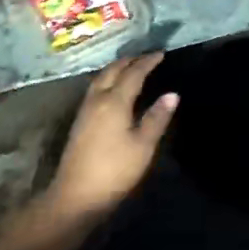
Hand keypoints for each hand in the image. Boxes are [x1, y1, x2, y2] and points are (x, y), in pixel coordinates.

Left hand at [48, 54, 178, 218]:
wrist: (76, 196)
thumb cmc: (115, 170)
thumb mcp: (143, 145)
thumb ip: (157, 117)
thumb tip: (172, 94)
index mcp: (114, 102)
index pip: (133, 74)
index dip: (147, 62)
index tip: (161, 54)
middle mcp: (96, 100)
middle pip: (111, 72)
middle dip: (129, 61)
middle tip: (146, 56)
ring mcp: (85, 111)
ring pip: (100, 79)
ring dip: (116, 69)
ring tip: (130, 67)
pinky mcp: (80, 122)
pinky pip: (95, 89)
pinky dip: (108, 80)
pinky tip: (114, 89)